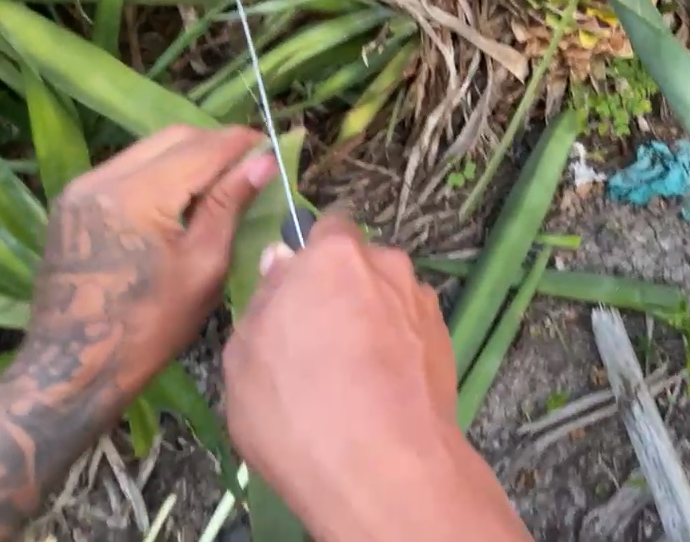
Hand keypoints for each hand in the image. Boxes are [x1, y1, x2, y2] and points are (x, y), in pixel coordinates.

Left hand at [23, 125, 270, 410]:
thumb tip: (265, 159)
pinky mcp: (74, 203)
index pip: (205, 148)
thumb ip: (231, 202)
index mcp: (138, 195)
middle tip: (253, 165)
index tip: (275, 147)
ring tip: (223, 179)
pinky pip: (130, 167)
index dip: (244, 143)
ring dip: (192, 154)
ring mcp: (81, 189)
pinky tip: (185, 195)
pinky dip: (164, 169)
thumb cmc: (151, 324)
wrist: (72, 370)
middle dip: (219, 144)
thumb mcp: (205, 263)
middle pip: (176, 137)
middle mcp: (103, 180)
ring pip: (152, 148)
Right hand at [224, 216, 529, 541]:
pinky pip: (410, 325)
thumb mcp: (245, 357)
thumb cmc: (298, 408)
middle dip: (342, 290)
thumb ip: (265, 300)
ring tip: (354, 374)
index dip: (312, 259)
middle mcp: (387, 263)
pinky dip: (398, 343)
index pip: (328, 228)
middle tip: (319, 342)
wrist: (386, 462)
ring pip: (387, 296)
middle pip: (360, 264)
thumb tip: (283, 263)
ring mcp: (421, 297)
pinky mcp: (445, 332)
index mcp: (335, 256)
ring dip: (373, 317)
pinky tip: (384, 386)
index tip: (299, 295)